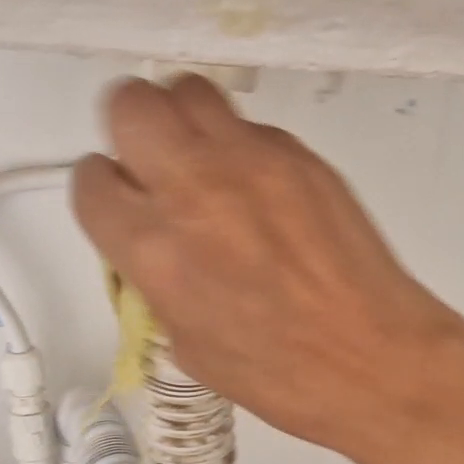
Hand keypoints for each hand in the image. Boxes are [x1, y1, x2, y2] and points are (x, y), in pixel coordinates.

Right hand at [72, 74, 463, 458]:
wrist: (372, 357)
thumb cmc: (278, 373)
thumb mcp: (186, 342)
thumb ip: (152, 277)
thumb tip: (146, 243)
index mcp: (154, 250)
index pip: (90, 181)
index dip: (102, 194)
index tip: (120, 206)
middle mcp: (193, 189)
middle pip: (129, 104)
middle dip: (129, 131)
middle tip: (150, 164)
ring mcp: (250, 161)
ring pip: (188, 90)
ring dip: (181, 120)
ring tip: (200, 161)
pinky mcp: (298, 153)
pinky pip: (247, 125)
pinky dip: (237, 146)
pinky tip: (257, 188)